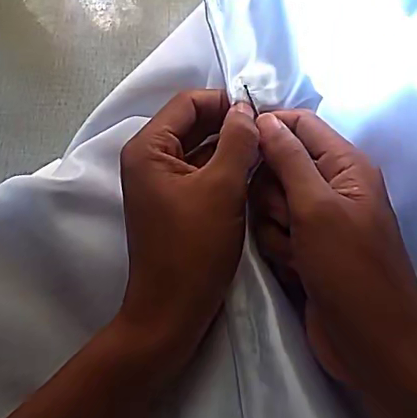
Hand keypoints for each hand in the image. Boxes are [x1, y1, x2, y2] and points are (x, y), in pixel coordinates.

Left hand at [116, 90, 259, 355]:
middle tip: (268, 128)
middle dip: (229, 122)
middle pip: (192, 122)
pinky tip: (253, 170)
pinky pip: (199, 170)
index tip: (261, 110)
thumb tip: (247, 110)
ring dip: (229, 144)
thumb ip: (237, 142)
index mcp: (148, 148)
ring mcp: (159, 181)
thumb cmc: (193, 250)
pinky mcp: (173, 201)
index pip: (188, 103)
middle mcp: (148, 158)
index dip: (224, 101)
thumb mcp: (222, 189)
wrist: (170, 316)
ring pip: (198, 146)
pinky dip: (224, 166)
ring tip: (266, 146)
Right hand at [249, 110, 416, 394]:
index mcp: (346, 164)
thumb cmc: (351, 272)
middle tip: (287, 218)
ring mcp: (319, 219)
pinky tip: (294, 269)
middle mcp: (333, 185)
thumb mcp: (316, 208)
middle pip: (279, 162)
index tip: (240, 147)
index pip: (300, 123)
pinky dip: (278, 247)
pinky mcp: (307, 248)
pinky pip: (274, 230)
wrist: (375, 349)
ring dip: (274, 225)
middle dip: (272, 191)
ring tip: (295, 251)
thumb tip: (265, 118)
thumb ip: (288, 158)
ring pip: (270, 199)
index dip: (269, 128)